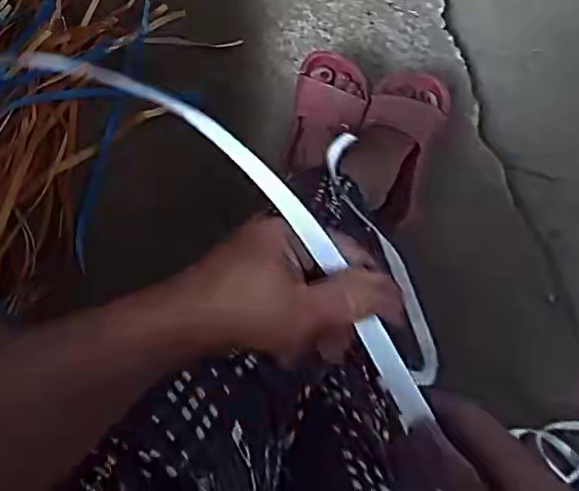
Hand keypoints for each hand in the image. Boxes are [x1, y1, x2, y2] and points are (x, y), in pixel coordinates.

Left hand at [155, 215, 402, 363]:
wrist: (186, 323)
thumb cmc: (243, 310)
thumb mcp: (310, 309)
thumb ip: (356, 298)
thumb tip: (391, 290)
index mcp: (286, 230)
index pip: (348, 251)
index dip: (373, 288)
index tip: (388, 323)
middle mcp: (272, 237)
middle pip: (328, 275)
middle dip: (336, 314)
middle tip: (334, 343)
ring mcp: (257, 258)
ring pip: (308, 293)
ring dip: (314, 326)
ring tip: (305, 348)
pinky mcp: (247, 281)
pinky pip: (285, 300)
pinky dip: (291, 324)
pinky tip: (283, 347)